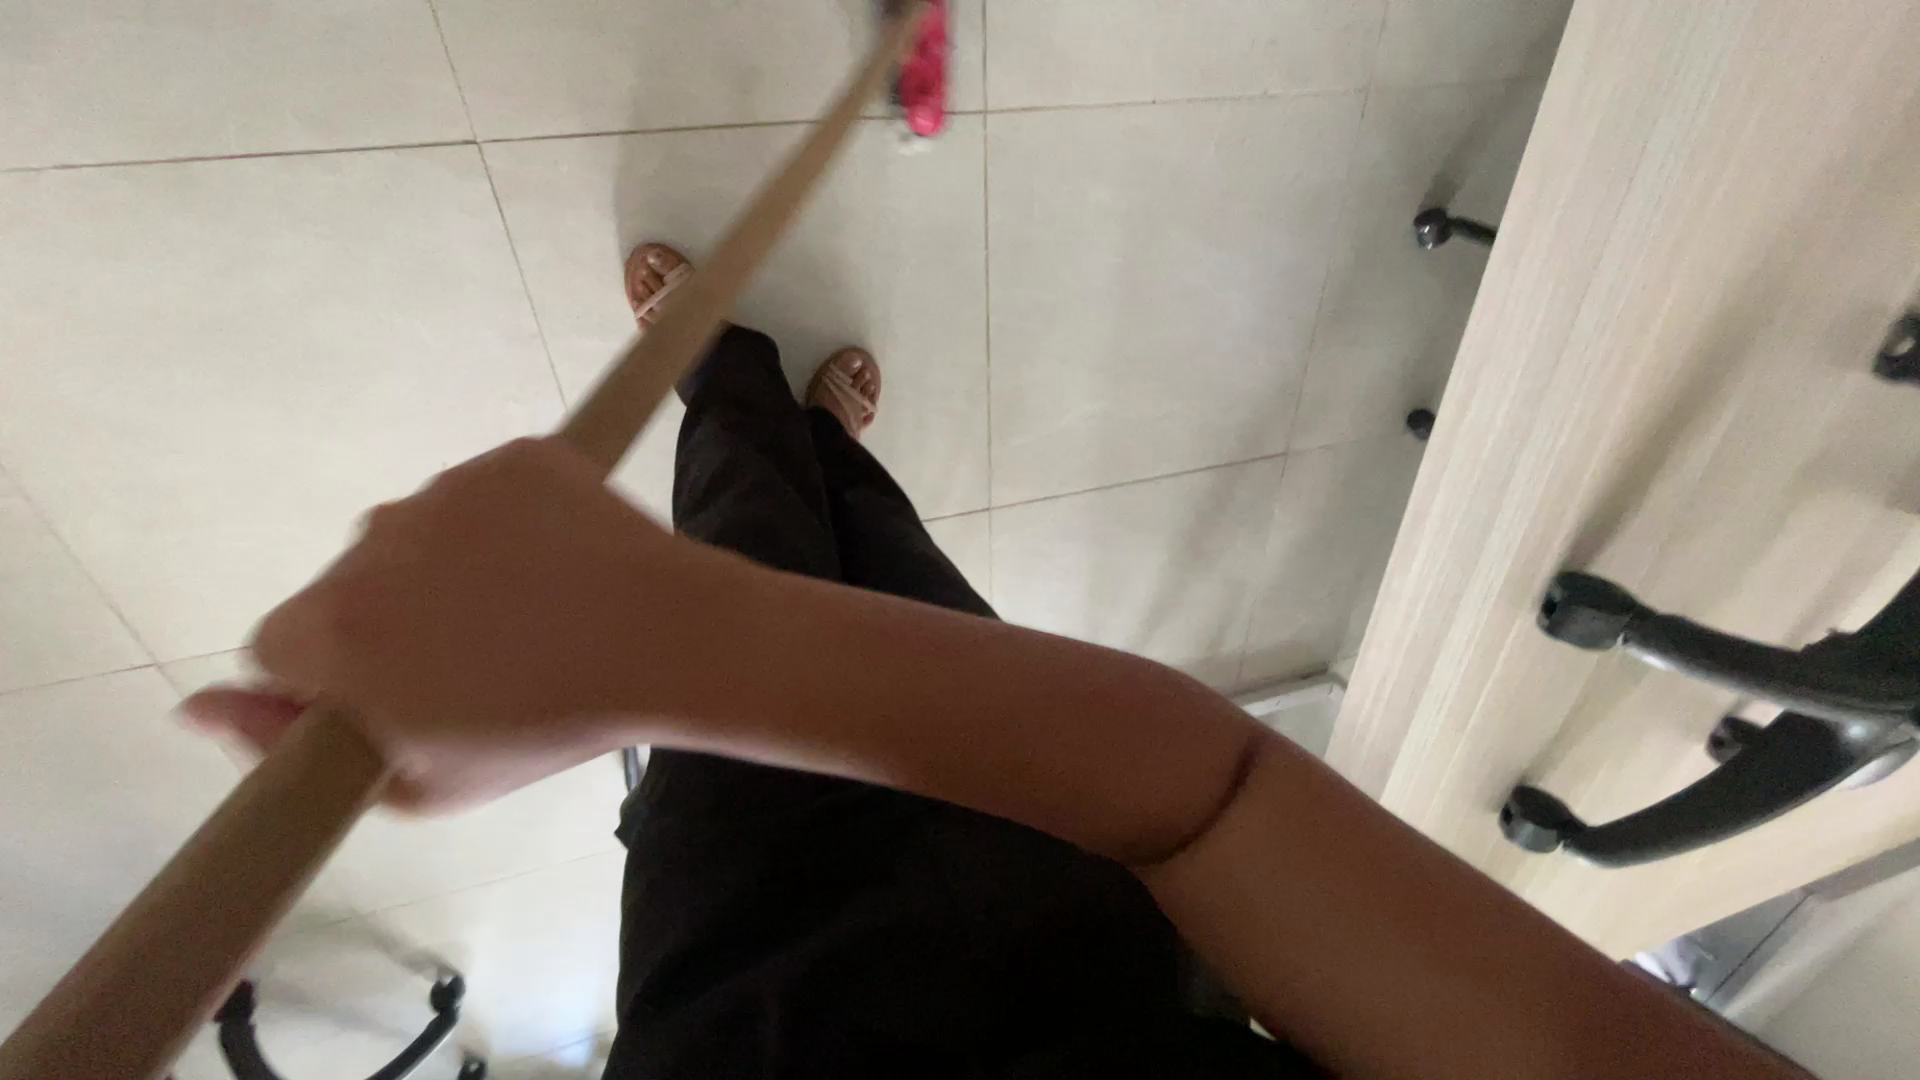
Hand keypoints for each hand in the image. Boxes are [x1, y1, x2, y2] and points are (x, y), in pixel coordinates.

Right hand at [182, 437, 737, 810]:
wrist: (673, 641)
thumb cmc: (555, 725)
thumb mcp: (421, 783)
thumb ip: (292, 748)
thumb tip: (197, 706)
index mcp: (331, 628)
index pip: (287, 644)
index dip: (351, 673)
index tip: (420, 688)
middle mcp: (371, 540)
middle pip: (357, 581)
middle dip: (405, 614)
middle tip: (500, 647)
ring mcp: (452, 486)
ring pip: (426, 530)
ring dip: (464, 560)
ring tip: (545, 602)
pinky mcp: (522, 454)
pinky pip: (496, 489)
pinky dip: (520, 517)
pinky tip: (568, 555)